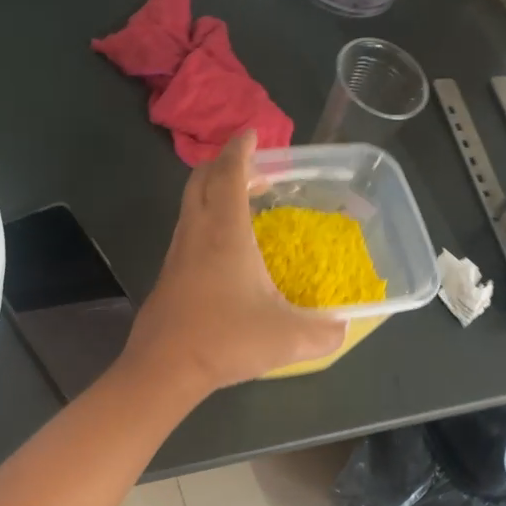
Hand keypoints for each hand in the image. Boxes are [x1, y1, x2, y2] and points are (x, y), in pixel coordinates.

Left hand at [120, 131, 347, 392]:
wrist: (164, 369)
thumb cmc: (226, 341)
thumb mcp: (287, 339)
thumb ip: (322, 333)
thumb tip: (342, 329)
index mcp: (226, 232)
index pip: (230, 173)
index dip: (242, 150)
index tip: (252, 136)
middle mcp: (197, 234)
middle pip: (201, 181)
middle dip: (223, 166)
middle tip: (250, 170)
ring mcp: (176, 256)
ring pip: (189, 209)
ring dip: (211, 197)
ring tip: (239, 208)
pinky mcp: (167, 280)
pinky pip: (186, 237)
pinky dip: (204, 227)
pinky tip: (222, 256)